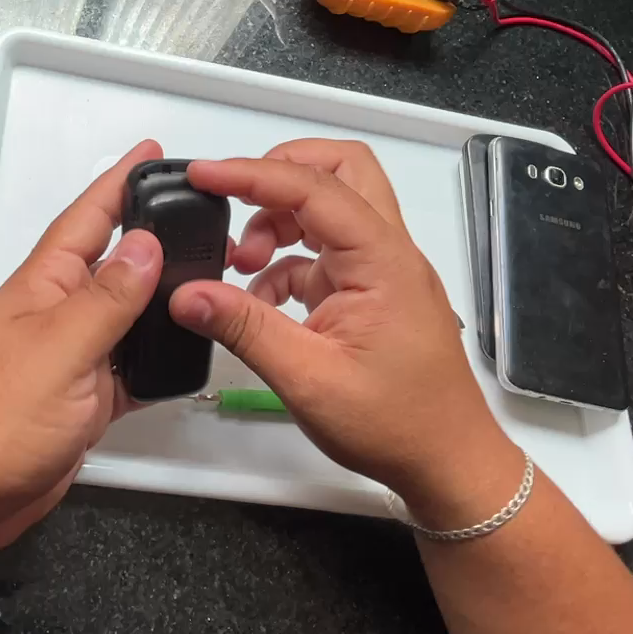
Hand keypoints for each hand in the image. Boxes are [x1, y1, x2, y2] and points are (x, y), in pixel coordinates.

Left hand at [0, 140, 165, 563]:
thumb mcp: (57, 350)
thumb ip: (106, 300)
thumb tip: (146, 242)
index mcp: (44, 286)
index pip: (87, 219)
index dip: (118, 183)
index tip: (152, 151)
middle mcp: (58, 313)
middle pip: (112, 262)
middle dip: (149, 232)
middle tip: (197, 214)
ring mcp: (71, 357)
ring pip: (125, 315)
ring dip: (159, 296)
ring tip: (205, 275)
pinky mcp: (82, 399)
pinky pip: (128, 368)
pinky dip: (155, 359)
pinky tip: (184, 353)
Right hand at [168, 139, 523, 528]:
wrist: (447, 464)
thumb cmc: (395, 424)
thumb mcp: (307, 378)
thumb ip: (244, 327)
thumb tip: (185, 294)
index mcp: (381, 260)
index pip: (314, 188)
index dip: (253, 174)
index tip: (203, 174)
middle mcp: (387, 251)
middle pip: (341, 169)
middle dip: (281, 171)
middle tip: (234, 197)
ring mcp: (379, 270)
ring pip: (329, 207)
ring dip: (278, 220)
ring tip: (240, 263)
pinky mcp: (368, 291)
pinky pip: (320, 254)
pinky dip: (282, 264)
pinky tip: (258, 302)